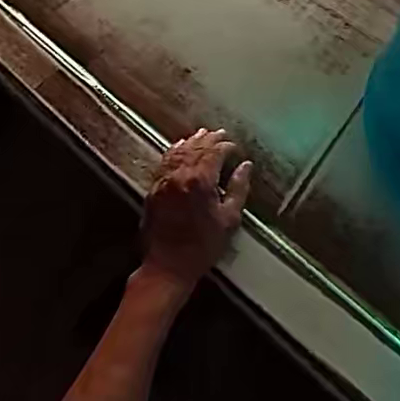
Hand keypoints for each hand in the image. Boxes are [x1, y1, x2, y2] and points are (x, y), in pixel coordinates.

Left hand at [137, 128, 251, 291]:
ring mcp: (164, 181)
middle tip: (220, 133)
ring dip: (192, 141)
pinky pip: (165, 162)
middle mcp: (180, 176)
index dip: (226, 146)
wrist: (167, 267)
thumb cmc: (202, 246)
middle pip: (196, 148)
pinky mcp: (153, 189)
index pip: (215, 152)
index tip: (235, 148)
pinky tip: (179, 147)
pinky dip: (174, 151)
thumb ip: (238, 188)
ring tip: (202, 134)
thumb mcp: (229, 219)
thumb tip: (246, 166)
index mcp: (200, 181)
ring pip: (179, 152)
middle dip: (210, 139)